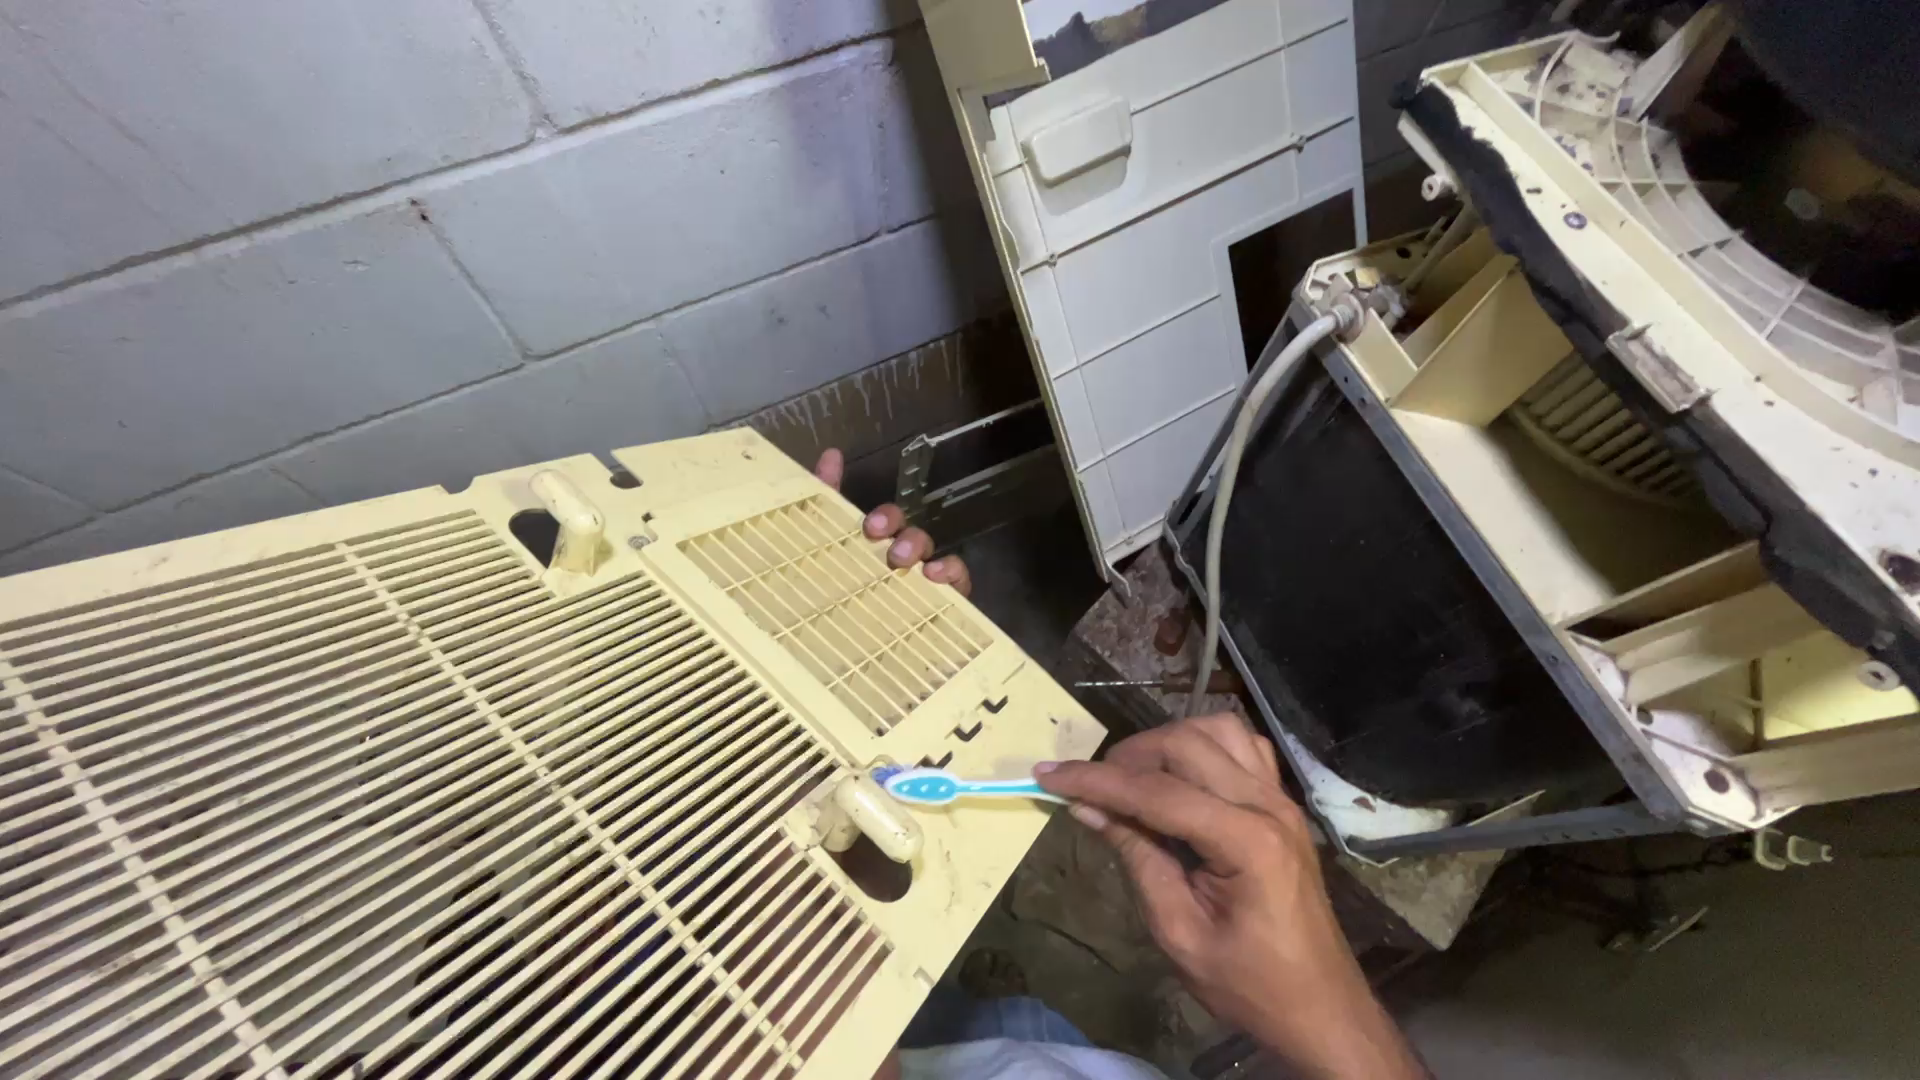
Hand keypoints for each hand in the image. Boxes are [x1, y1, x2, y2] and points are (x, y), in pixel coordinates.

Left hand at [813, 448, 970, 596]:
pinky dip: (953, 574)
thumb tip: (830, 454)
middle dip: (905, 534)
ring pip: (934, 555)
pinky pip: (960, 584)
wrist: (843, 674)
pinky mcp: (942, 609)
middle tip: (888, 550)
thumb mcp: (819, 548)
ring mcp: (921, 586)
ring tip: (908, 565)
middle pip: (912, 535)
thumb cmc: (830, 603)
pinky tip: (936, 578)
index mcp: (871, 550)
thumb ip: (822, 501)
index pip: (886, 522)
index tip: (868, 527)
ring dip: (924, 551)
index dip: (884, 517)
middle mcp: (898, 564)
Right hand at [1035, 713, 1425, 1079]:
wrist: (1322, 1011)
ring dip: (1166, 742)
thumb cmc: (1250, 985)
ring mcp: (1281, 799)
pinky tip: (1183, 774)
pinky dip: (1204, 745)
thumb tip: (1087, 807)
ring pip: (1216, 730)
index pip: (1156, 793)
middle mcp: (1268, 805)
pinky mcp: (1283, 803)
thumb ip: (1136, 857)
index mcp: (1247, 843)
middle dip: (1127, 756)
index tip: (1048, 774)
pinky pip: (1243, 746)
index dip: (1096, 780)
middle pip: (1185, 745)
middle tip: (1090, 786)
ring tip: (1134, 777)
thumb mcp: (1178, 931)